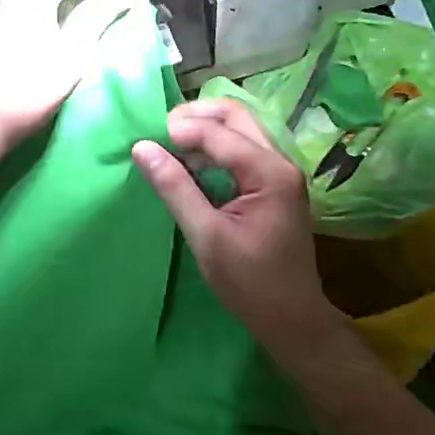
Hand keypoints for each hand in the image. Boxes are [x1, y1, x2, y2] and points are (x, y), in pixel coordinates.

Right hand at [132, 100, 341, 355]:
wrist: (293, 319)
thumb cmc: (250, 283)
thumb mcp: (206, 236)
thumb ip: (174, 188)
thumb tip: (141, 148)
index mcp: (270, 172)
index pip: (218, 132)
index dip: (178, 130)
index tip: (144, 141)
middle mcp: (280, 162)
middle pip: (235, 115)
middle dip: (194, 116)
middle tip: (158, 133)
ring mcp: (280, 171)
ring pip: (240, 128)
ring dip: (204, 130)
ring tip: (168, 147)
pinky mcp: (274, 183)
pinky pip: (242, 149)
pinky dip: (214, 148)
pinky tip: (190, 164)